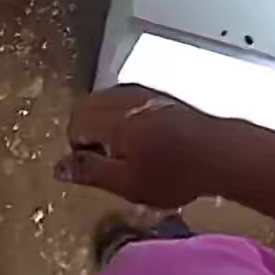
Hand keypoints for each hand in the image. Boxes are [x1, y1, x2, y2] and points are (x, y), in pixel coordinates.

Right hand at [54, 84, 219, 208]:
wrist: (217, 153)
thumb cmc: (172, 173)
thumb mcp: (128, 183)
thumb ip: (90, 172)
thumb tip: (58, 167)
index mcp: (106, 117)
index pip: (74, 127)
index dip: (83, 151)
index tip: (104, 169)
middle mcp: (116, 97)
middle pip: (85, 110)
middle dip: (91, 134)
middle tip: (114, 162)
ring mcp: (134, 91)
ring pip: (103, 103)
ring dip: (105, 123)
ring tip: (130, 151)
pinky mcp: (151, 92)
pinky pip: (122, 99)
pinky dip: (122, 115)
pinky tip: (143, 136)